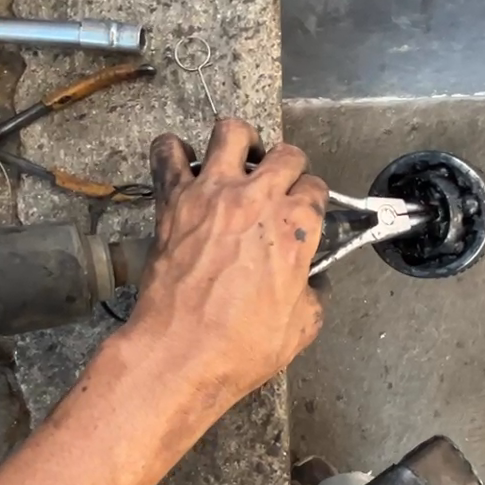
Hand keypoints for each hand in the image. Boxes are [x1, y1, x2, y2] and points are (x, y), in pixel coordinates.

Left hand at [126, 118, 327, 407]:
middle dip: (288, 167)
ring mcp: (213, 192)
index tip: (305, 215)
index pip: (316, 189)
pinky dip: (174, 152)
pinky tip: (183, 167)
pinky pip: (167, 152)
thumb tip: (311, 282)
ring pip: (232, 132)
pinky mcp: (173, 199)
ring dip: (241, 142)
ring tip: (238, 161)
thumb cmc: (242, 345)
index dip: (312, 203)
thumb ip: (314, 293)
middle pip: (286, 154)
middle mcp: (258, 197)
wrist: (181, 351)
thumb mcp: (302, 327)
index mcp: (296, 225)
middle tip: (277, 187)